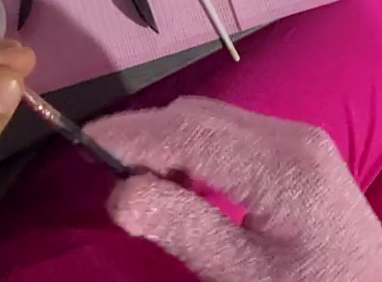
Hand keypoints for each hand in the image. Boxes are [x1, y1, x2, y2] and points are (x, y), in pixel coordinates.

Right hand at [92, 98, 381, 281]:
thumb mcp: (247, 280)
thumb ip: (182, 229)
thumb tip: (117, 192)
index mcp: (283, 169)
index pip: (189, 132)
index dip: (131, 134)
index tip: (83, 143)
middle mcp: (290, 135)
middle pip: (197, 115)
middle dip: (144, 134)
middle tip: (101, 166)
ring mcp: (298, 136)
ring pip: (209, 116)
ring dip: (166, 136)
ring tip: (135, 175)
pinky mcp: (299, 147)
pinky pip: (229, 129)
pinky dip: (193, 143)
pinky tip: (181, 177)